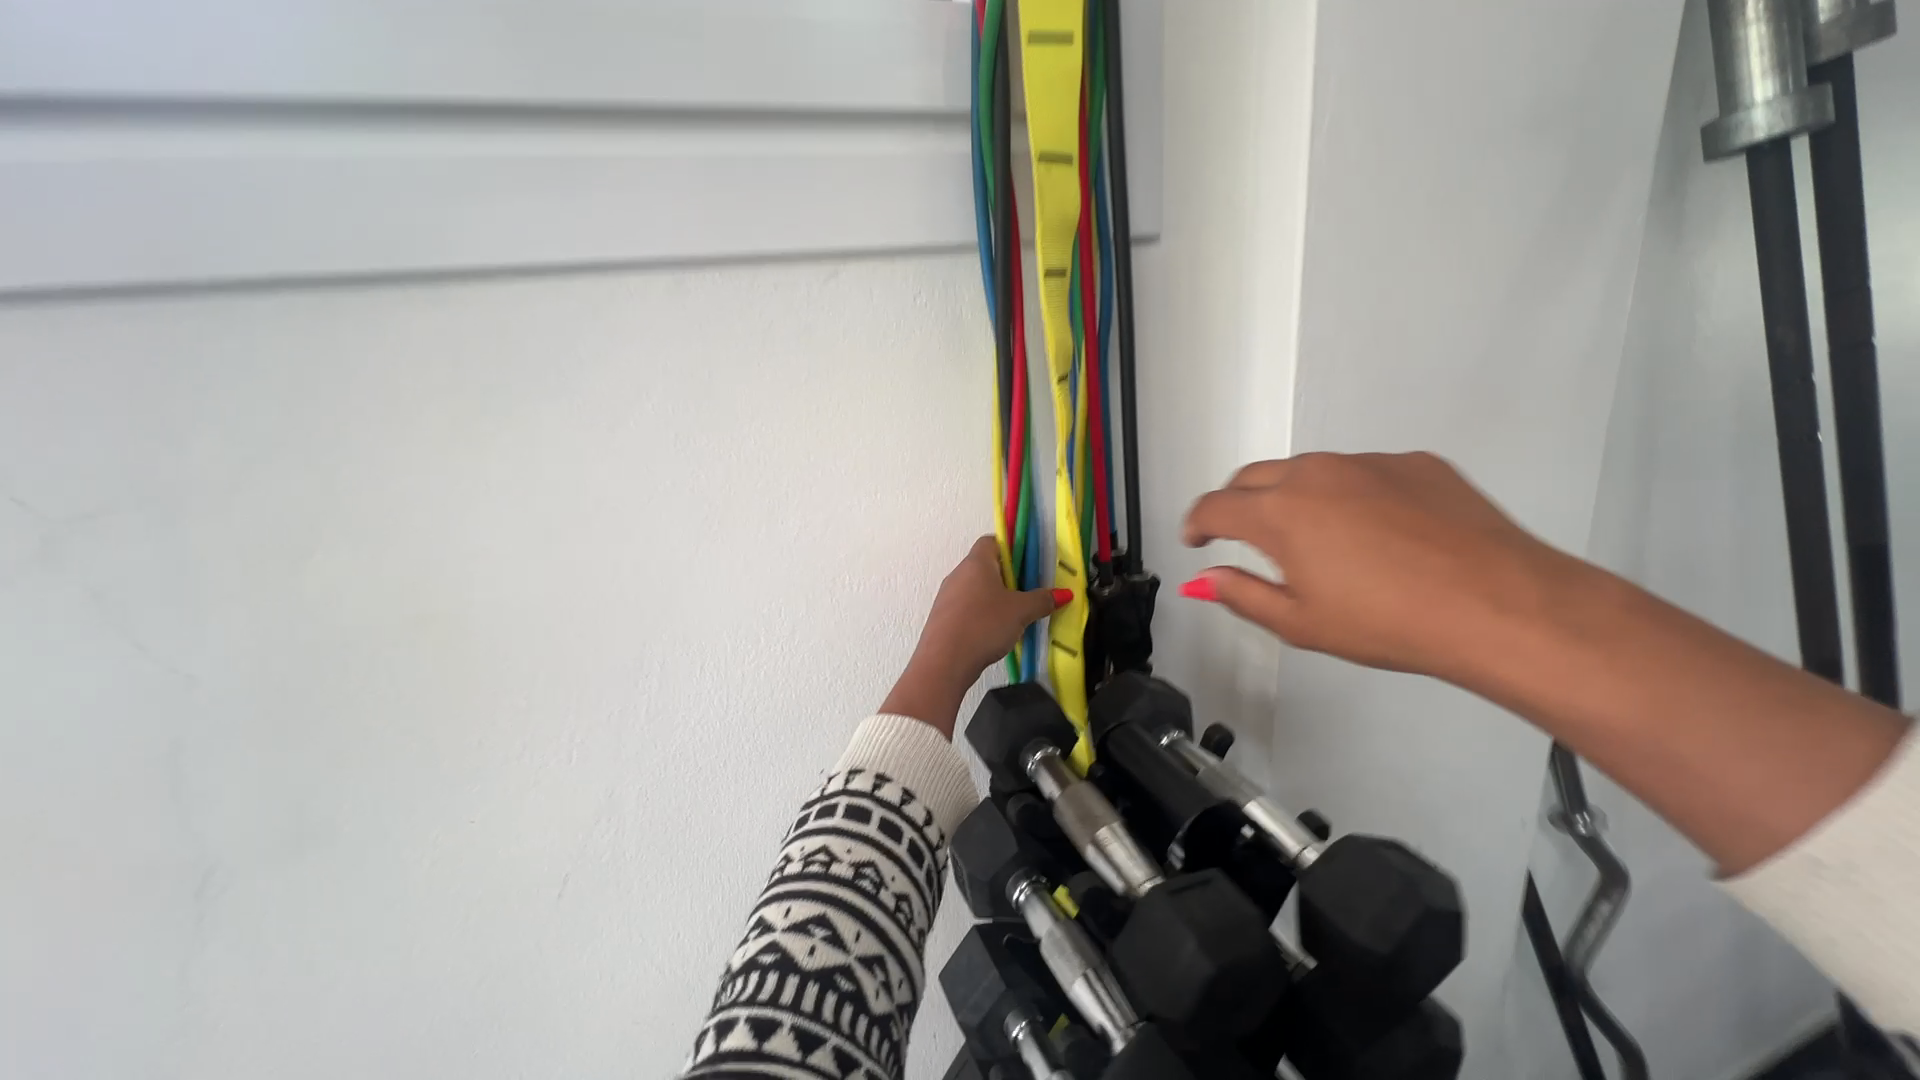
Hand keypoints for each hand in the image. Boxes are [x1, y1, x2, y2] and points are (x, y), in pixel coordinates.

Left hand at [880, 536, 1067, 736]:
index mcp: (976, 563)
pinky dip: (980, 614)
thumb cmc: (984, 625)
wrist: (944, 662)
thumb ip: (1042, 600)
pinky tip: (992, 633)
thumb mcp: (1021, 612)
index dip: (1011, 548)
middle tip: (1026, 594)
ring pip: (974, 588)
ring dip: (993, 598)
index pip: (992, 541)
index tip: (1027, 565)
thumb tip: (1064, 594)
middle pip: (984, 565)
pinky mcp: (942, 617)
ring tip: (1012, 617)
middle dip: (1007, 577)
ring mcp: (946, 596)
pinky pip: (965, 607)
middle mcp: (958, 574)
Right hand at [1181, 452, 1574, 679]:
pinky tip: (1377, 534)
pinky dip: (1351, 494)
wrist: (1497, 604)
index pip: (1214, 507)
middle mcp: (1316, 474)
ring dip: (1295, 496)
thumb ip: (1240, 595)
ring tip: (1318, 540)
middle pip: (1254, 477)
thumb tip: (1203, 580)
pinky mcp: (1416, 463)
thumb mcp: (1300, 623)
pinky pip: (1364, 472)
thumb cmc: (1391, 622)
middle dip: (1237, 503)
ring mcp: (1368, 462)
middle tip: (1243, 536)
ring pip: (1310, 471)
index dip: (1196, 524)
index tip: (1196, 539)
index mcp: (1279, 512)